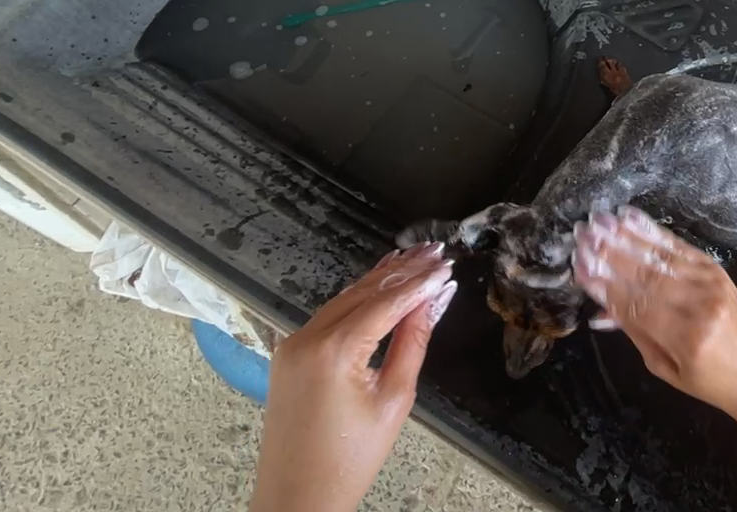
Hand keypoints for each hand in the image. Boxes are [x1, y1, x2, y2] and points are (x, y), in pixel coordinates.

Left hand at [250, 243, 456, 511]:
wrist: (294, 504)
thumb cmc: (350, 461)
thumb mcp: (395, 400)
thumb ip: (413, 341)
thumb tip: (433, 299)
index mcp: (334, 351)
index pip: (387, 302)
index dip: (420, 282)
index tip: (447, 264)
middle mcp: (308, 338)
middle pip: (365, 291)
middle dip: (404, 271)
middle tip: (436, 251)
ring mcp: (293, 343)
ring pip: (346, 296)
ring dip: (382, 278)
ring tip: (415, 257)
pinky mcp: (289, 353)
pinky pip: (330, 313)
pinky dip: (358, 296)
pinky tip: (380, 280)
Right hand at [571, 207, 736, 418]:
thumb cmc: (708, 380)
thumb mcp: (664, 368)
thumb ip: (635, 332)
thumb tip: (601, 306)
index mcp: (684, 338)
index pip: (634, 305)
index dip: (605, 285)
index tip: (579, 266)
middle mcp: (697, 305)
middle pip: (644, 275)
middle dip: (609, 254)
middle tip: (581, 235)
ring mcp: (708, 282)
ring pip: (658, 255)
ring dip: (625, 236)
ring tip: (598, 221)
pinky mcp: (714, 267)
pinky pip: (677, 245)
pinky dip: (650, 230)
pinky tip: (629, 217)